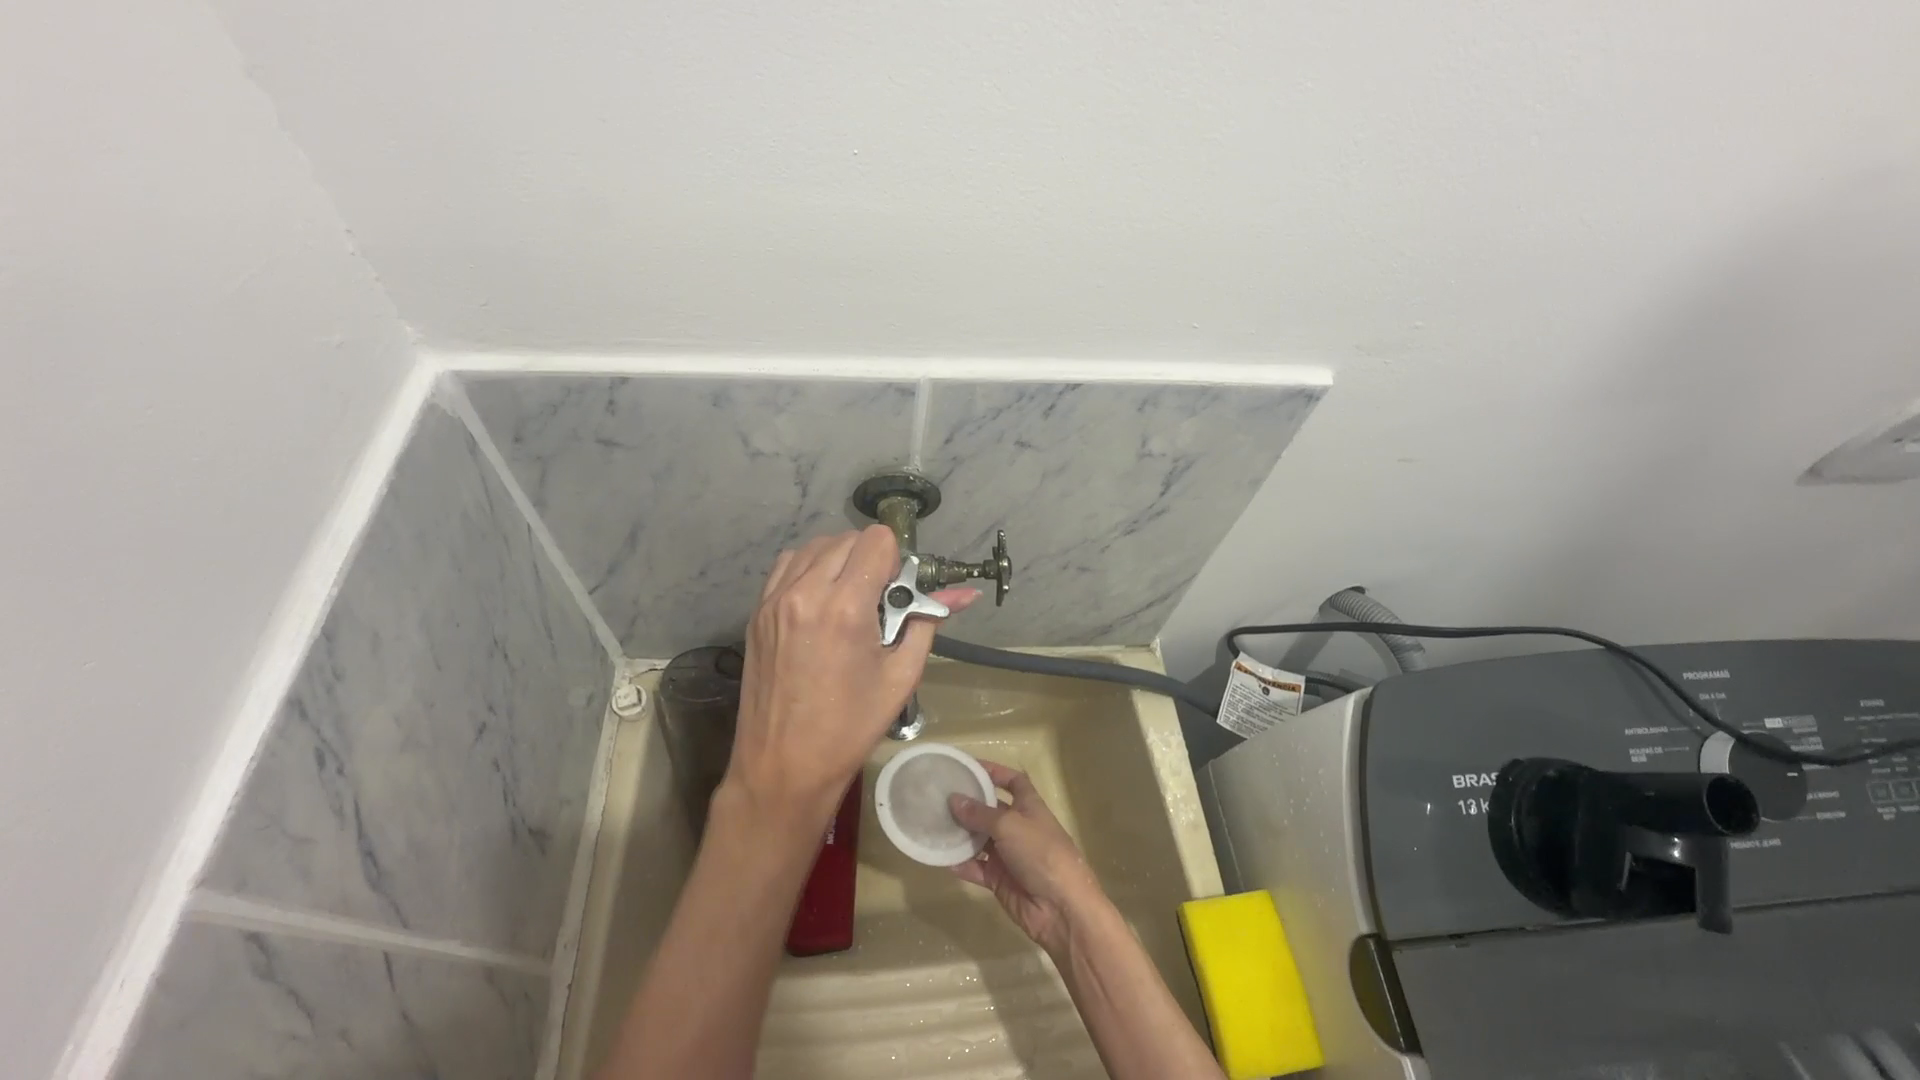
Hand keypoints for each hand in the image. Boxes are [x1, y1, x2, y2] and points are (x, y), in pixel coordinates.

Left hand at [724, 525, 976, 822]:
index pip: (876, 541)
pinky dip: (809, 570)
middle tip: (878, 602)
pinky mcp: (757, 613)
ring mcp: (774, 601)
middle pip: (846, 539)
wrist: (784, 765)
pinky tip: (821, 603)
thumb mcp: (901, 676)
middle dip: (870, 560)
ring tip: (849, 600)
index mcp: (845, 608)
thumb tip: (963, 594)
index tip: (896, 592)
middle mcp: (805, 592)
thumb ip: (927, 622)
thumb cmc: (850, 728)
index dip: (895, 560)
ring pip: (814, 546)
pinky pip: (787, 567)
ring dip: (839, 560)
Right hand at [948, 761, 1107, 954]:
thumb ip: (980, 814)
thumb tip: (953, 799)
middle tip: (937, 797)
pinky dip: (961, 863)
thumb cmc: (1041, 853)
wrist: (1060, 907)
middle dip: (968, 804)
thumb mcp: (1010, 825)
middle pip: (990, 811)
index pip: (1013, 782)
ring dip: (960, 834)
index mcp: (1029, 807)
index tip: (968, 767)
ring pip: (979, 840)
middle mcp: (1018, 828)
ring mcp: (1009, 855)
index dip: (994, 772)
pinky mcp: (999, 879)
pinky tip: (940, 856)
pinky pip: (975, 867)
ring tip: (931, 824)